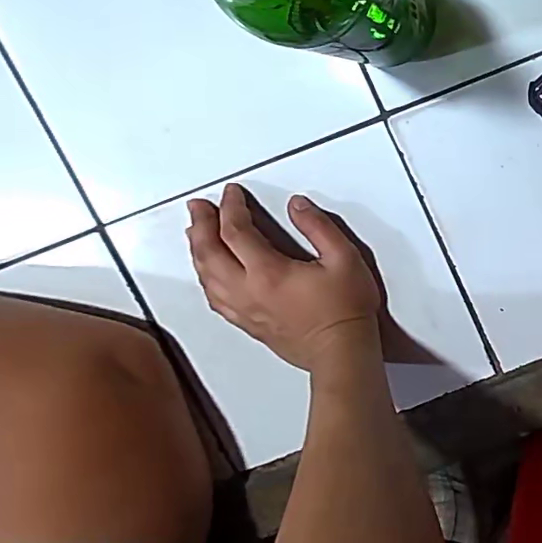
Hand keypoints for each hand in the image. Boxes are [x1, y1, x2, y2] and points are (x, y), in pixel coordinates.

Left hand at [186, 183, 385, 373]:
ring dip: (197, 250)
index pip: (236, 232)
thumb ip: (319, 227)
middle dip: (202, 225)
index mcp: (268, 272)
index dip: (231, 208)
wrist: (340, 350)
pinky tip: (208, 273)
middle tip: (198, 207)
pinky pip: (213, 297)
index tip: (232, 192)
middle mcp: (247, 291)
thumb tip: (297, 206)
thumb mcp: (344, 257)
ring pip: (205, 276)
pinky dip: (204, 277)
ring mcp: (244, 309)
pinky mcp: (247, 323)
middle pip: (209, 253)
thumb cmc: (346, 307)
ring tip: (195, 233)